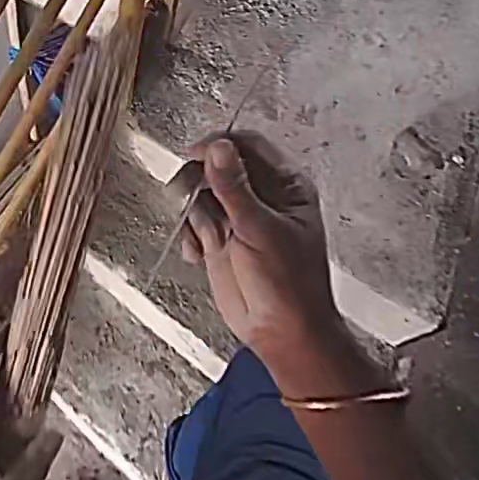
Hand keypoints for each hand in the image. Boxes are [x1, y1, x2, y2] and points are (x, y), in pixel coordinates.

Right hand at [181, 132, 375, 390]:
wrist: (280, 334)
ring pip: (199, 193)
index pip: (246, 146)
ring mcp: (237, 217)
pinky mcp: (219, 237)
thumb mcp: (260, 229)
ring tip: (205, 238)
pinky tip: (199, 254)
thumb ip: (234, 187)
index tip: (194, 156)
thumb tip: (217, 148)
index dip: (218, 146)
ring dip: (193, 214)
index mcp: (284, 186)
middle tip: (189, 199)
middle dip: (198, 183)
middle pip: (215, 166)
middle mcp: (260, 196)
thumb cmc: (289, 286)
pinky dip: (189, 235)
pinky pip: (192, 221)